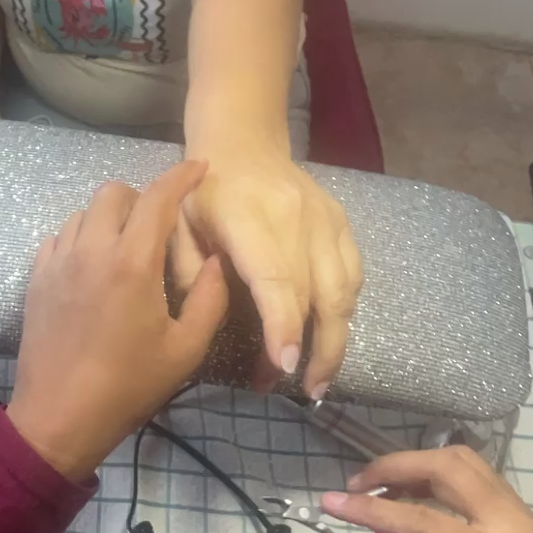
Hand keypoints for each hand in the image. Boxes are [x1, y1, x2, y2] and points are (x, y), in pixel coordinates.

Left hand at [7, 161, 231, 478]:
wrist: (60, 416)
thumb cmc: (129, 386)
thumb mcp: (185, 349)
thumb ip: (210, 298)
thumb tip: (217, 260)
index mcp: (132, 263)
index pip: (158, 197)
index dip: (182, 176)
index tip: (199, 169)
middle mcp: (91, 250)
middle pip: (113, 193)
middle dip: (140, 199)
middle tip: (157, 228)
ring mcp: (58, 263)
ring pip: (82, 213)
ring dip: (108, 219)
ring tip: (124, 250)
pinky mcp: (36, 280)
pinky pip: (59, 238)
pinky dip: (80, 240)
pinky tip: (92, 268)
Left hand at [170, 152, 361, 397]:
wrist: (242, 140)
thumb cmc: (201, 194)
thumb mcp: (180, 229)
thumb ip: (191, 273)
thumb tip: (213, 316)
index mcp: (249, 222)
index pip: (275, 280)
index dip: (282, 325)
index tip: (286, 366)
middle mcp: (297, 221)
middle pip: (320, 294)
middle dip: (317, 350)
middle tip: (308, 392)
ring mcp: (325, 220)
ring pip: (345, 289)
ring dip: (337, 338)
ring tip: (321, 377)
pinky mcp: (340, 222)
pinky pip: (353, 274)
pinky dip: (345, 310)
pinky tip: (331, 335)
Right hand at [320, 448, 532, 532]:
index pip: (424, 523)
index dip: (371, 511)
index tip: (330, 504)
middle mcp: (517, 530)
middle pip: (449, 468)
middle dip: (394, 467)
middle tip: (354, 487)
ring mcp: (527, 519)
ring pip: (466, 464)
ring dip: (417, 464)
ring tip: (378, 487)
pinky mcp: (527, 520)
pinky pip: (478, 477)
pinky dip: (438, 473)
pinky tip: (413, 494)